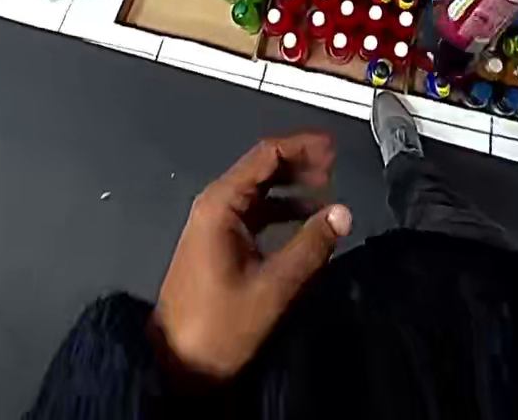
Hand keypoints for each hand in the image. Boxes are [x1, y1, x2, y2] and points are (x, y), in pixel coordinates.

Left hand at [151, 133, 352, 380]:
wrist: (174, 371)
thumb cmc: (218, 326)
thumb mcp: (273, 287)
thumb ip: (311, 245)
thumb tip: (343, 213)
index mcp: (221, 203)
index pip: (267, 154)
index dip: (303, 145)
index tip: (333, 148)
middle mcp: (216, 203)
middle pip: (264, 165)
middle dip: (301, 161)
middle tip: (334, 166)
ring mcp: (215, 221)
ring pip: (262, 186)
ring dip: (294, 183)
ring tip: (326, 188)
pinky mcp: (220, 240)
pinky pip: (257, 207)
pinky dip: (283, 204)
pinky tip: (306, 217)